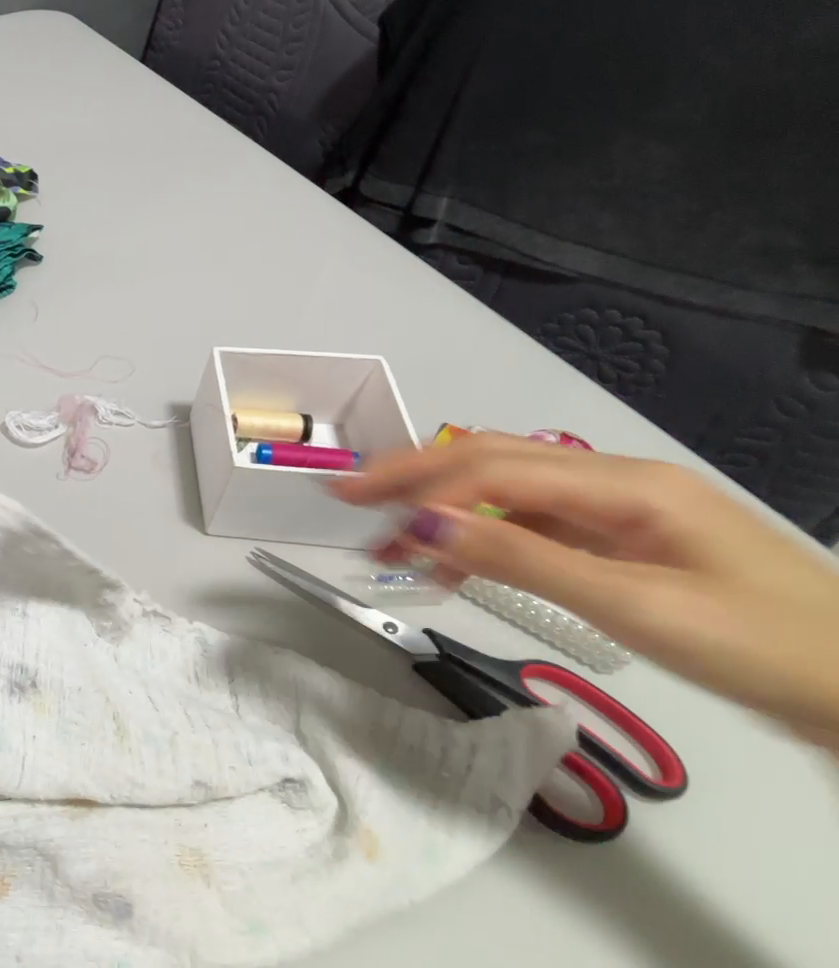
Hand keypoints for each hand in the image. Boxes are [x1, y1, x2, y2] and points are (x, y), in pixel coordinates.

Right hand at [331, 432, 838, 744]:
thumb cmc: (762, 648)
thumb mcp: (634, 605)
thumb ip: (522, 558)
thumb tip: (422, 523)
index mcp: (626, 485)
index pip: (493, 466)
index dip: (415, 480)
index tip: (351, 501)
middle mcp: (618, 484)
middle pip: (495, 463)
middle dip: (416, 478)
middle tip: (349, 498)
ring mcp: (624, 513)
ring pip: (510, 493)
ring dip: (444, 511)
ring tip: (389, 545)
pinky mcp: (626, 545)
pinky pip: (536, 527)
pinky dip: (483, 539)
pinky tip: (454, 564)